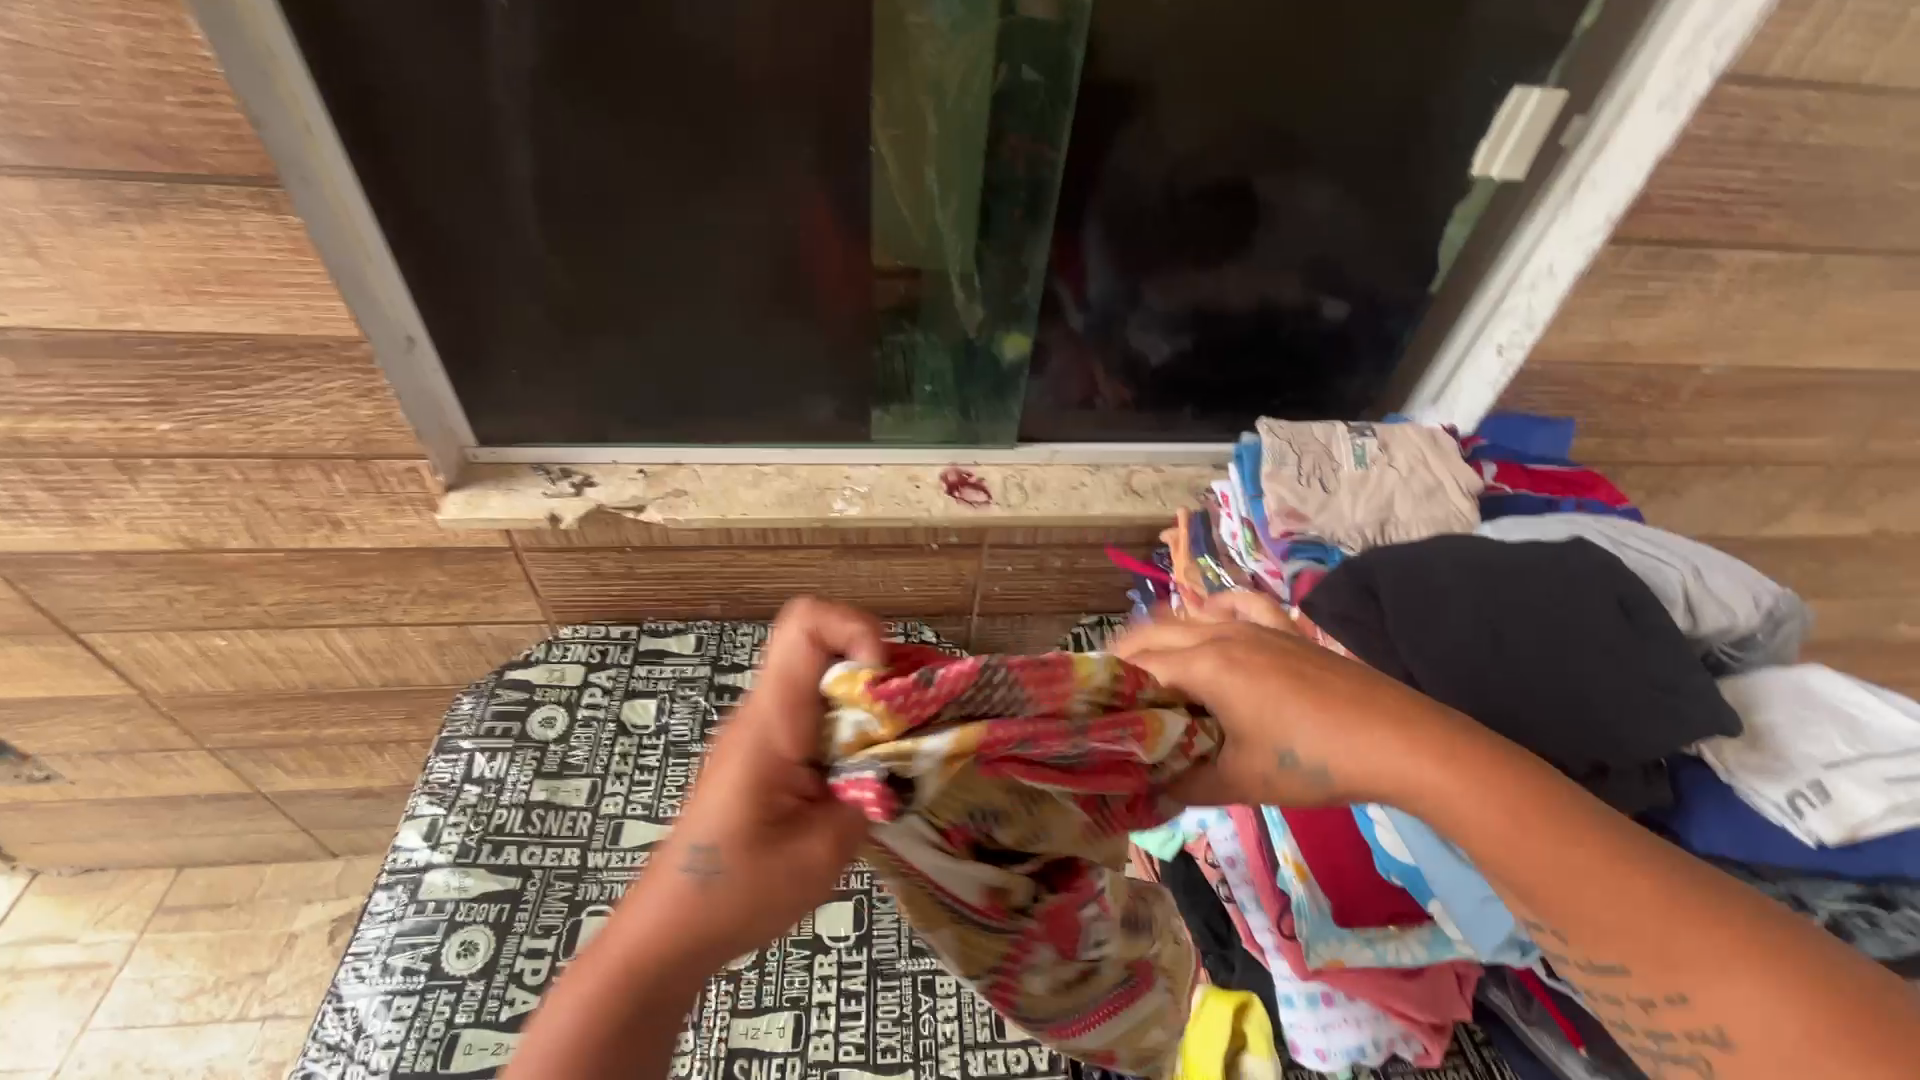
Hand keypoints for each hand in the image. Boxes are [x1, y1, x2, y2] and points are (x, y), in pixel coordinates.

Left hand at [619, 597, 883, 968]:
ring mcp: (760, 731)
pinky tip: (873, 769)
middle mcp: (763, 711)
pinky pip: (813, 714)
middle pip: (823, 645)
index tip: (891, 680)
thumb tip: (912, 752)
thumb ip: (875, 789)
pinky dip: (851, 726)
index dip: (858, 629)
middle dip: (881, 667)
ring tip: (910, 740)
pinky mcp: (763, 754)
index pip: (806, 624)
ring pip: (821, 679)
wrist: (669, 931)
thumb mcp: (826, 848)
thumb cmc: (740, 891)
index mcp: (772, 720)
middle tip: (924, 710)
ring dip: (870, 699)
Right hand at [1113, 592, 1461, 808]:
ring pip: (1192, 614)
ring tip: (1146, 661)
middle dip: (1124, 657)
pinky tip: (1211, 616)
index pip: (1137, 666)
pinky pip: (1241, 602)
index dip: (1107, 684)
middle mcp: (1222, 633)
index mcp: (1205, 665)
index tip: (1085, 705)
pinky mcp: (1287, 630)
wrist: (1400, 741)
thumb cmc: (1312, 761)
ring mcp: (1258, 626)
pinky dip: (1216, 605)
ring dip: (1162, 633)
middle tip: (1107, 692)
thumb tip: (1148, 789)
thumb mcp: (1240, 781)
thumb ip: (1185, 784)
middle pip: (1156, 633)